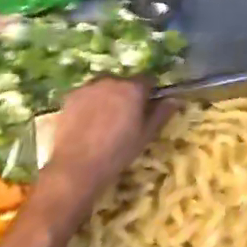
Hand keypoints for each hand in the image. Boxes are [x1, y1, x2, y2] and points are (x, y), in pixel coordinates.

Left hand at [38, 77, 172, 207]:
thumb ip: (161, 114)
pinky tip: (87, 122)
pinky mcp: (71, 95)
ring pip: (103, 86)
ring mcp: (89, 86)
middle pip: (124, 82)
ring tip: (103, 120)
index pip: (147, 81)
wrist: (78, 165)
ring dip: (107, 96)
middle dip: (126, 94)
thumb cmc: (118, 152)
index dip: (148, 93)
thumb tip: (175, 99)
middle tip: (124, 117)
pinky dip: (89, 103)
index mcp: (133, 88)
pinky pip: (86, 94)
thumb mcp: (145, 135)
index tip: (145, 108)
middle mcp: (111, 80)